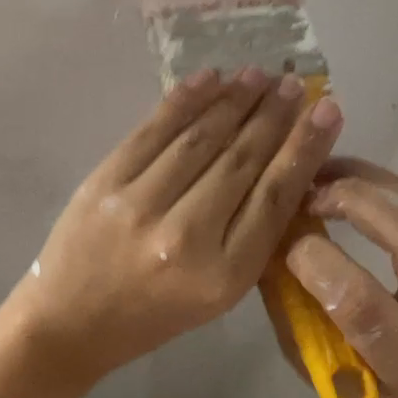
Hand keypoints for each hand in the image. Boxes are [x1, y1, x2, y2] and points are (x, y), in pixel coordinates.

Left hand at [6, 66, 343, 381]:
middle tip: (293, 83)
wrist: (69, 322)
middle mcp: (185, 237)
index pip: (275, 197)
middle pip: (241, 160)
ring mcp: (140, 205)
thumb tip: (287, 166)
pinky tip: (209, 79)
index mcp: (224, 276)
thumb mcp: (218, 294)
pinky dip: (184, 100)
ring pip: (200, 139)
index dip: (306, 148)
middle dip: (273, 115)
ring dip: (233, 100)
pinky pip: (152, 131)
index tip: (328, 110)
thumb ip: (252, 236)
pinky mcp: (104, 183)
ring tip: (257, 75)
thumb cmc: (152, 315)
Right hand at [281, 158, 397, 397]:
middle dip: (357, 204)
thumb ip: (291, 307)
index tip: (288, 244)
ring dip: (370, 183)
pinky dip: (385, 186)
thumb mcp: (314, 363)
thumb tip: (263, 244)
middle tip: (308, 193)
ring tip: (322, 173)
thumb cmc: (360, 392)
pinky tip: (347, 179)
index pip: (370, 310)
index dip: (324, 268)